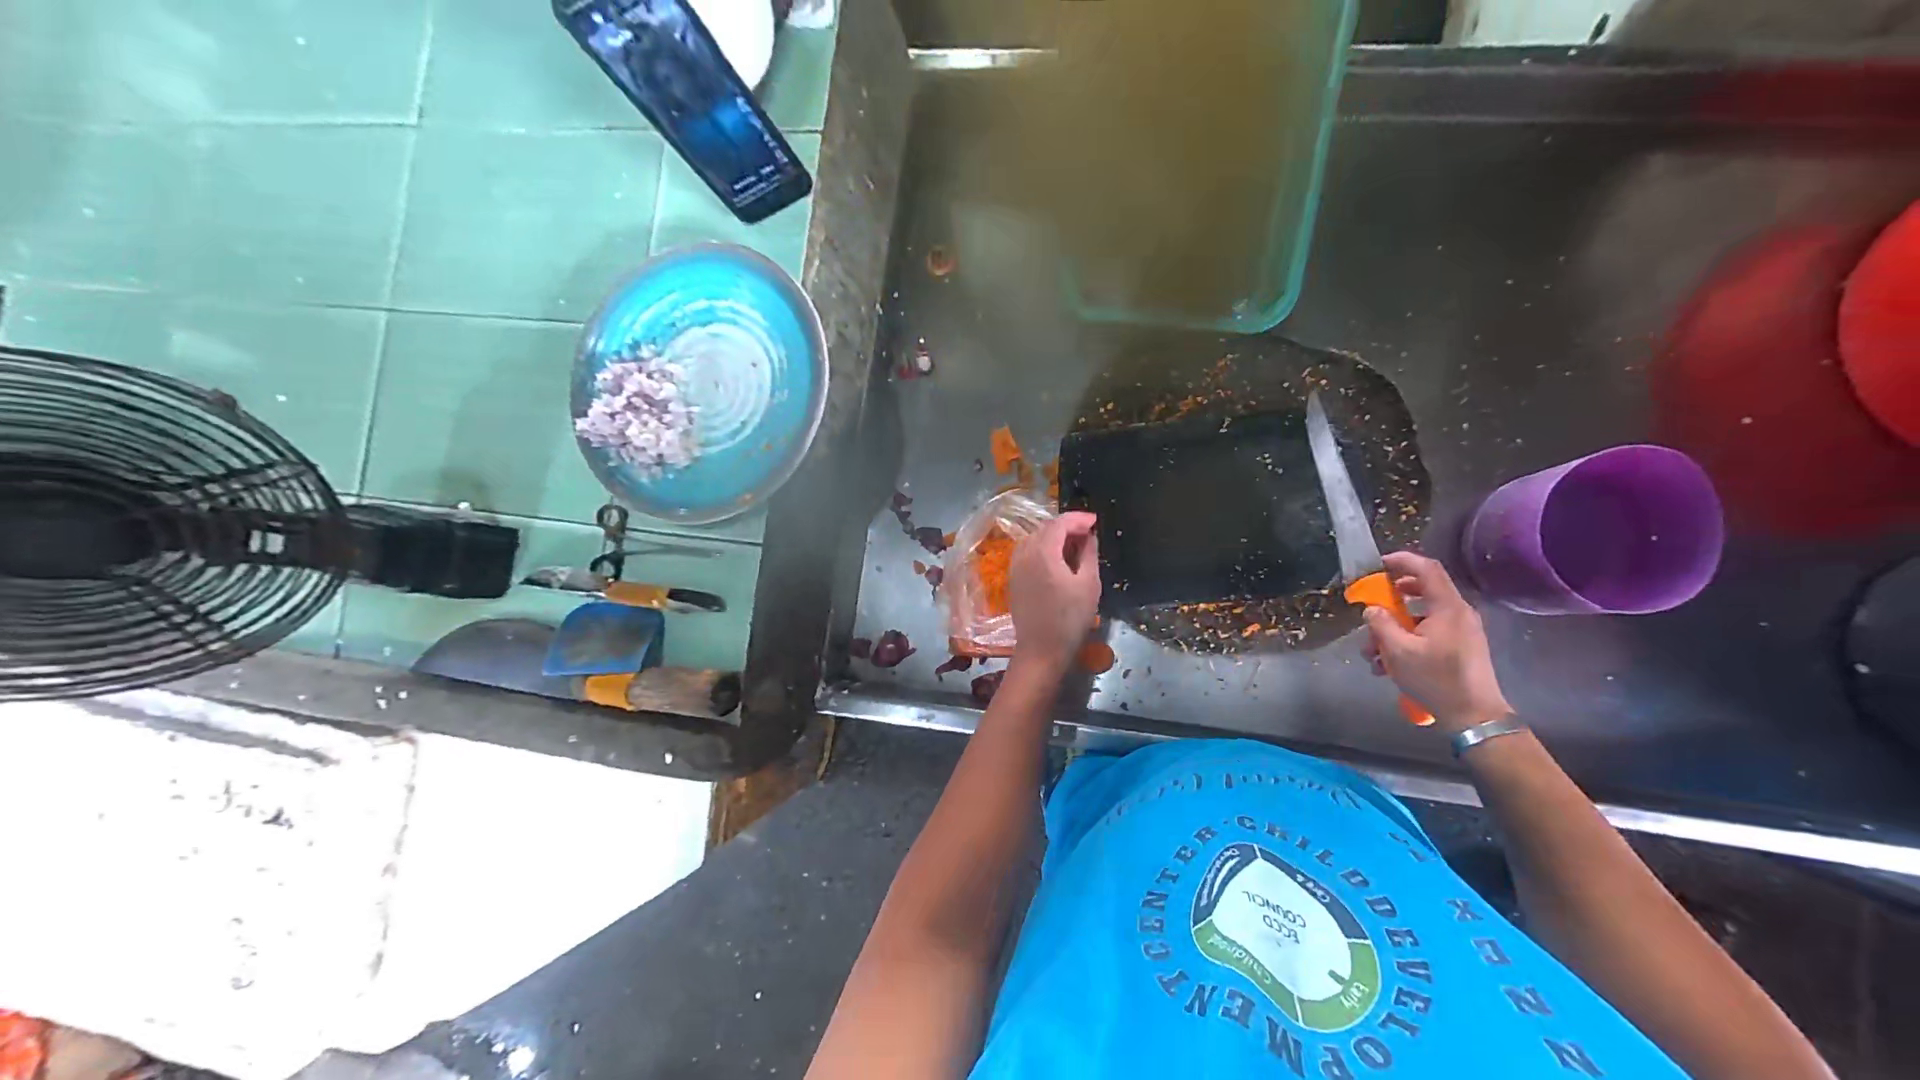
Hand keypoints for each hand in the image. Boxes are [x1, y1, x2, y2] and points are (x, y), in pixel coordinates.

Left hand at [1009, 511, 1100, 669]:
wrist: (1041, 650)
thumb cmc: (1070, 618)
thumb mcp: (1089, 584)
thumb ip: (1089, 554)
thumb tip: (1089, 536)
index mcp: (1043, 553)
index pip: (1059, 523)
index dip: (1078, 518)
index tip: (1094, 521)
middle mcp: (1024, 554)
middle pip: (1045, 528)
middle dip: (1067, 526)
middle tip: (1088, 533)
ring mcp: (1015, 566)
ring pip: (1034, 539)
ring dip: (1054, 536)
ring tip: (1076, 545)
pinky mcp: (1014, 578)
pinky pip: (1028, 552)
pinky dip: (1044, 548)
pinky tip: (1058, 559)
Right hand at [1361, 551, 1513, 733]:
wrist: (1474, 716)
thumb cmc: (1436, 680)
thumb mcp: (1398, 651)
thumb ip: (1381, 624)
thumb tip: (1372, 609)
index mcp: (1448, 608)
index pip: (1427, 569)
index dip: (1402, 560)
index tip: (1379, 565)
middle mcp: (1458, 613)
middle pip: (1421, 592)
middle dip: (1390, 600)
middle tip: (1371, 609)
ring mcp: (1460, 631)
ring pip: (1420, 615)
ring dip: (1393, 627)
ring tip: (1373, 652)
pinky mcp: (1459, 647)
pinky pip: (1427, 632)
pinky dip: (1406, 640)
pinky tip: (1387, 664)